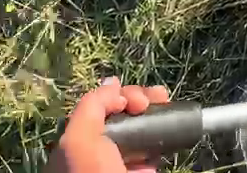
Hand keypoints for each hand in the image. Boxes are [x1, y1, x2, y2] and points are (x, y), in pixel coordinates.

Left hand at [46, 77, 171, 172]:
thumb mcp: (78, 141)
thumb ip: (91, 106)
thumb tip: (113, 83)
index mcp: (77, 142)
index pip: (100, 106)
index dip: (118, 94)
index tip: (133, 100)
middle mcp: (99, 149)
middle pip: (121, 111)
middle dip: (139, 97)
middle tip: (153, 100)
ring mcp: (121, 161)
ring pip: (139, 123)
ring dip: (154, 108)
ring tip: (165, 103)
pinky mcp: (142, 171)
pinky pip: (153, 144)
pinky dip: (163, 130)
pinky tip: (169, 123)